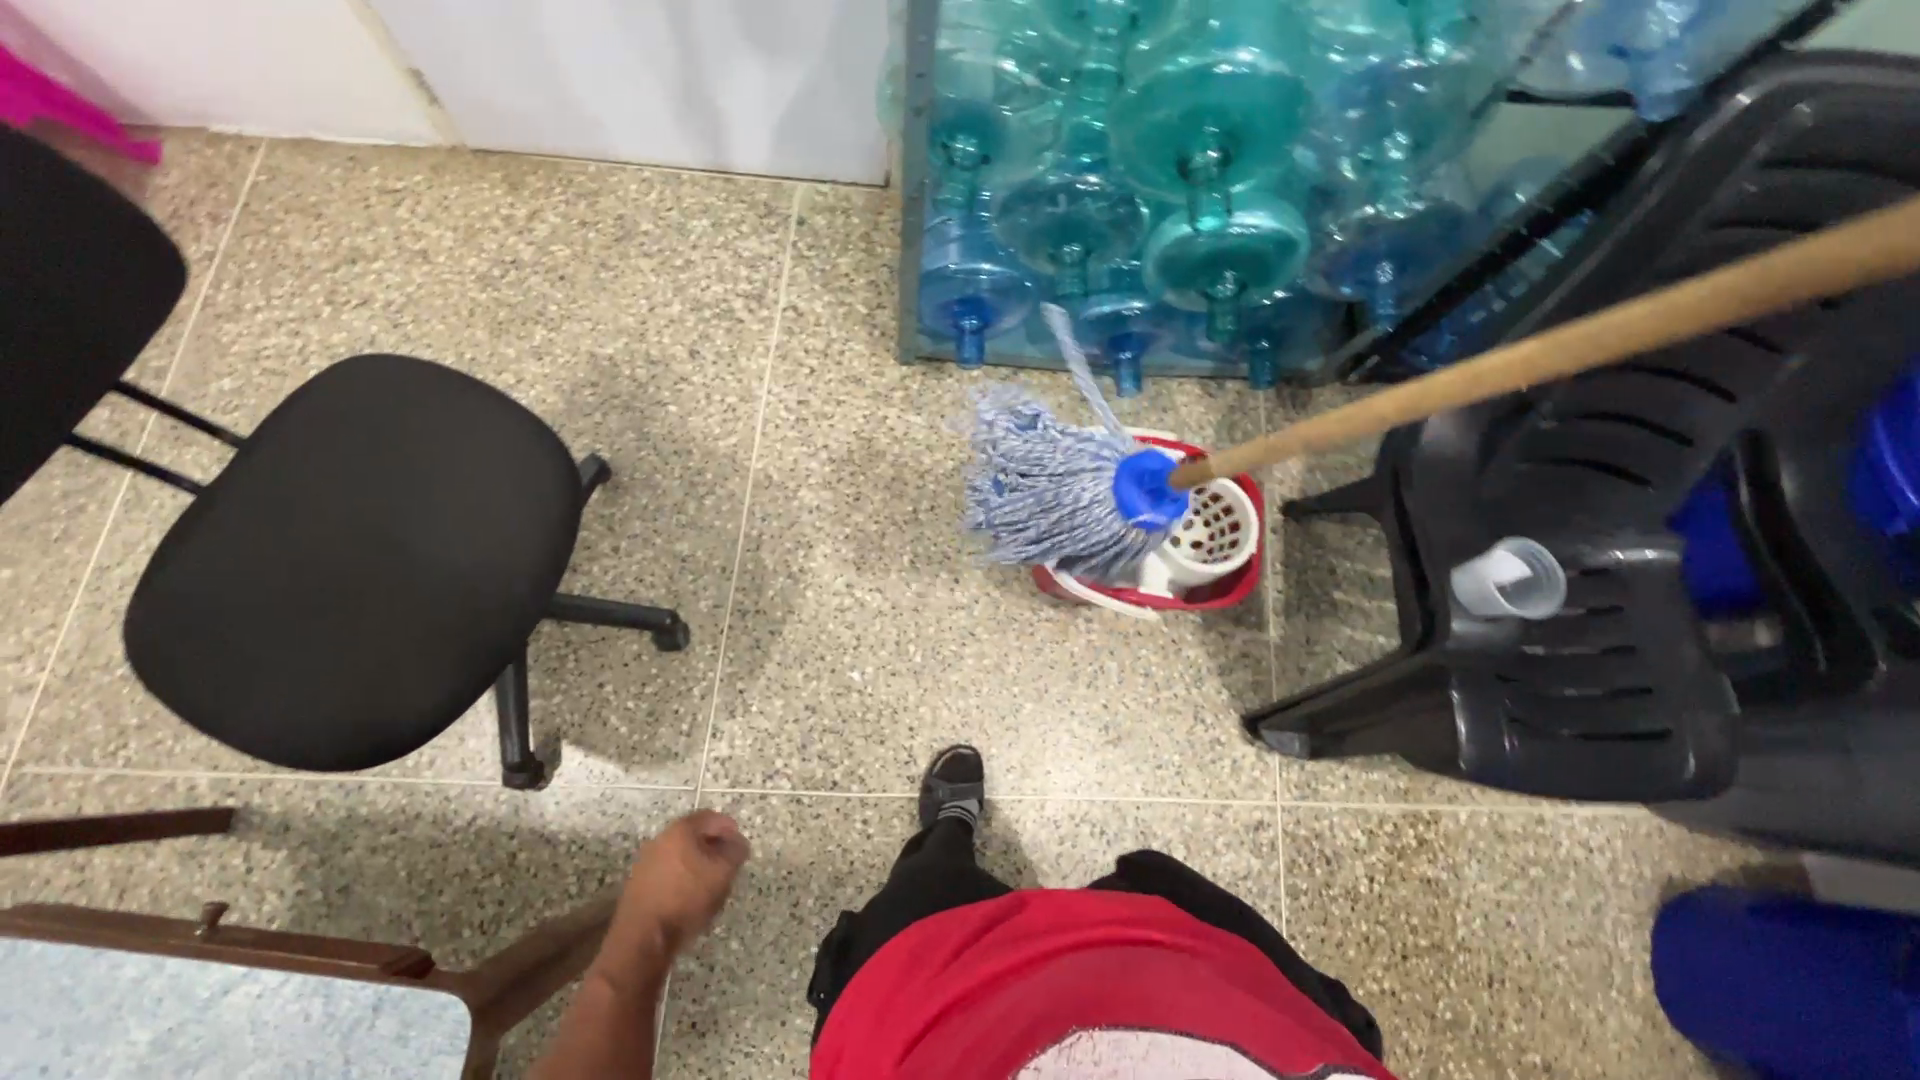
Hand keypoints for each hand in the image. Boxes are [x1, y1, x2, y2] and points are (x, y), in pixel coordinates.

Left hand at [605, 810, 750, 961]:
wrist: (643, 936)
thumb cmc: (687, 897)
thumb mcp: (723, 873)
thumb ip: (735, 852)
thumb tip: (738, 843)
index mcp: (680, 831)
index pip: (709, 817)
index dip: (728, 827)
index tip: (739, 844)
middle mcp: (660, 840)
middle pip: (692, 835)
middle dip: (713, 846)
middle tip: (728, 862)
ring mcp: (646, 862)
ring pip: (680, 854)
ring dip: (698, 863)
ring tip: (712, 882)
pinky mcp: (639, 884)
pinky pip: (668, 871)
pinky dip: (683, 877)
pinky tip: (691, 896)